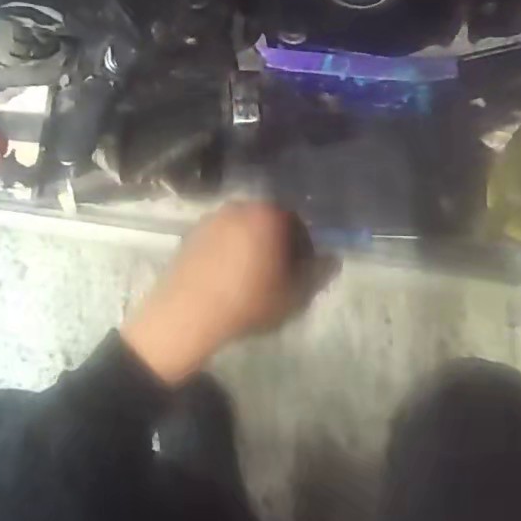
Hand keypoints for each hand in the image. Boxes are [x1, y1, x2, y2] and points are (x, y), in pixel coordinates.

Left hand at [121, 202, 334, 383]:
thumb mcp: (293, 296)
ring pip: (243, 230)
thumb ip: (318, 274)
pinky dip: (228, 251)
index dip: (304, 248)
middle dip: (277, 244)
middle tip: (278, 275)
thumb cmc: (247, 301)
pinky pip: (220, 239)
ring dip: (251, 247)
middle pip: (268, 223)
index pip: (297, 224)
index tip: (302, 271)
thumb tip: (333, 259)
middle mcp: (239, 207)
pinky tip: (226, 278)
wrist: (187, 312)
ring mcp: (212, 218)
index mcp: (268, 215)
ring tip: (251, 278)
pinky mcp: (191, 234)